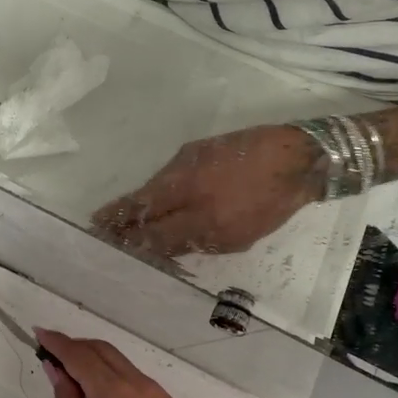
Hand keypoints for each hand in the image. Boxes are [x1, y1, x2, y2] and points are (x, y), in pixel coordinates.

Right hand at [37, 329, 210, 397]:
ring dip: (95, 361)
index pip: (80, 355)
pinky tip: (99, 395)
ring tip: (72, 376)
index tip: (38, 334)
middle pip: (104, 351)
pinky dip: (113, 376)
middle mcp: (142, 387)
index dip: (57, 343)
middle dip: (76, 347)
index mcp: (116, 394)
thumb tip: (58, 371)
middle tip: (51, 354)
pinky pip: (136, 381)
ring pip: (121, 364)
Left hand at [92, 124, 324, 256]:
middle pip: (152, 237)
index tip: (95, 222)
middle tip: (104, 239)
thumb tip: (145, 199)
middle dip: (126, 239)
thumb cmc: (243, 149)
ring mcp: (220, 236)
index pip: (142, 208)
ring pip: (173, 248)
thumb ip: (166, 180)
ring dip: (148, 247)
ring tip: (126, 244)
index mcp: (188, 188)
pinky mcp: (236, 245)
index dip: (116, 216)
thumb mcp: (194, 153)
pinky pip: (196, 249)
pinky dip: (175, 247)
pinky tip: (161, 244)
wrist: (302, 165)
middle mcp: (202, 218)